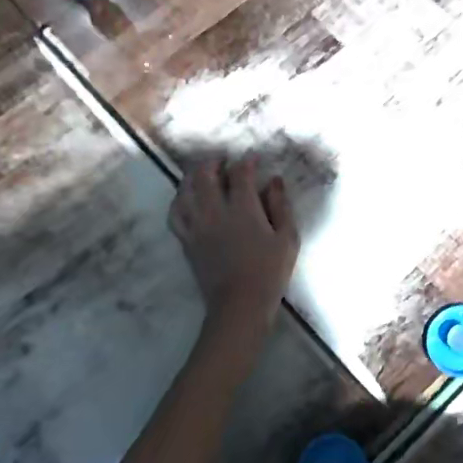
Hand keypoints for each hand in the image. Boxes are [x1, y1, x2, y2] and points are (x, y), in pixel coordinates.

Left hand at [168, 158, 299, 328]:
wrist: (240, 303)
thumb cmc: (270, 272)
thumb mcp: (288, 238)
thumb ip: (281, 206)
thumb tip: (275, 181)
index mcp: (243, 209)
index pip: (240, 174)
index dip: (246, 162)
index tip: (253, 158)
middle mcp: (215, 211)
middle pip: (205, 175)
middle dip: (213, 163)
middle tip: (223, 161)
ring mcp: (196, 225)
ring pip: (186, 190)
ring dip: (193, 176)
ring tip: (202, 173)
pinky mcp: (186, 240)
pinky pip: (175, 212)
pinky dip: (179, 199)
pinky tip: (186, 198)